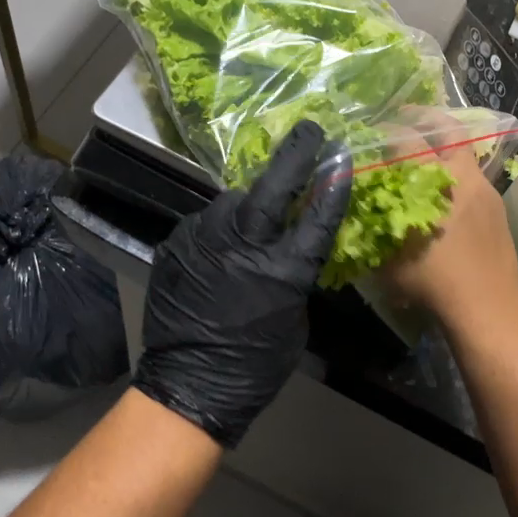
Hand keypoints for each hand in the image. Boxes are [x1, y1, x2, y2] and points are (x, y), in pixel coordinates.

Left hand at [132, 120, 351, 447]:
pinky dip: (219, 228)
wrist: (189, 384)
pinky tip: (222, 245)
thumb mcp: (293, 314)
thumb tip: (286, 243)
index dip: (332, 182)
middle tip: (309, 131)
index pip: (317, 214)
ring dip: (249, 202)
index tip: (341, 153)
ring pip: (232, 202)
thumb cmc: (255, 362)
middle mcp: (242, 243)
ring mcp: (203, 238)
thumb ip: (292, 269)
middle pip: (272, 187)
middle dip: (294, 155)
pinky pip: (206, 224)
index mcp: (283, 268)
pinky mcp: (176, 243)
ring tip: (257, 212)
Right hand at [379, 110, 517, 326]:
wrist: (488, 304)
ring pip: (463, 149)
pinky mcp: (497, 206)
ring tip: (423, 150)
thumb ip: (367, 228)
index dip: (383, 130)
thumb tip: (348, 210)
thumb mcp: (386, 256)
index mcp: (431, 180)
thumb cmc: (432, 280)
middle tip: (402, 117)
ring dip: (443, 143)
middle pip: (444, 127)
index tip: (369, 132)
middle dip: (422, 117)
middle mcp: (460, 174)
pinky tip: (442, 189)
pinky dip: (455, 170)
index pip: (403, 138)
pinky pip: (473, 175)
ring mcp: (484, 188)